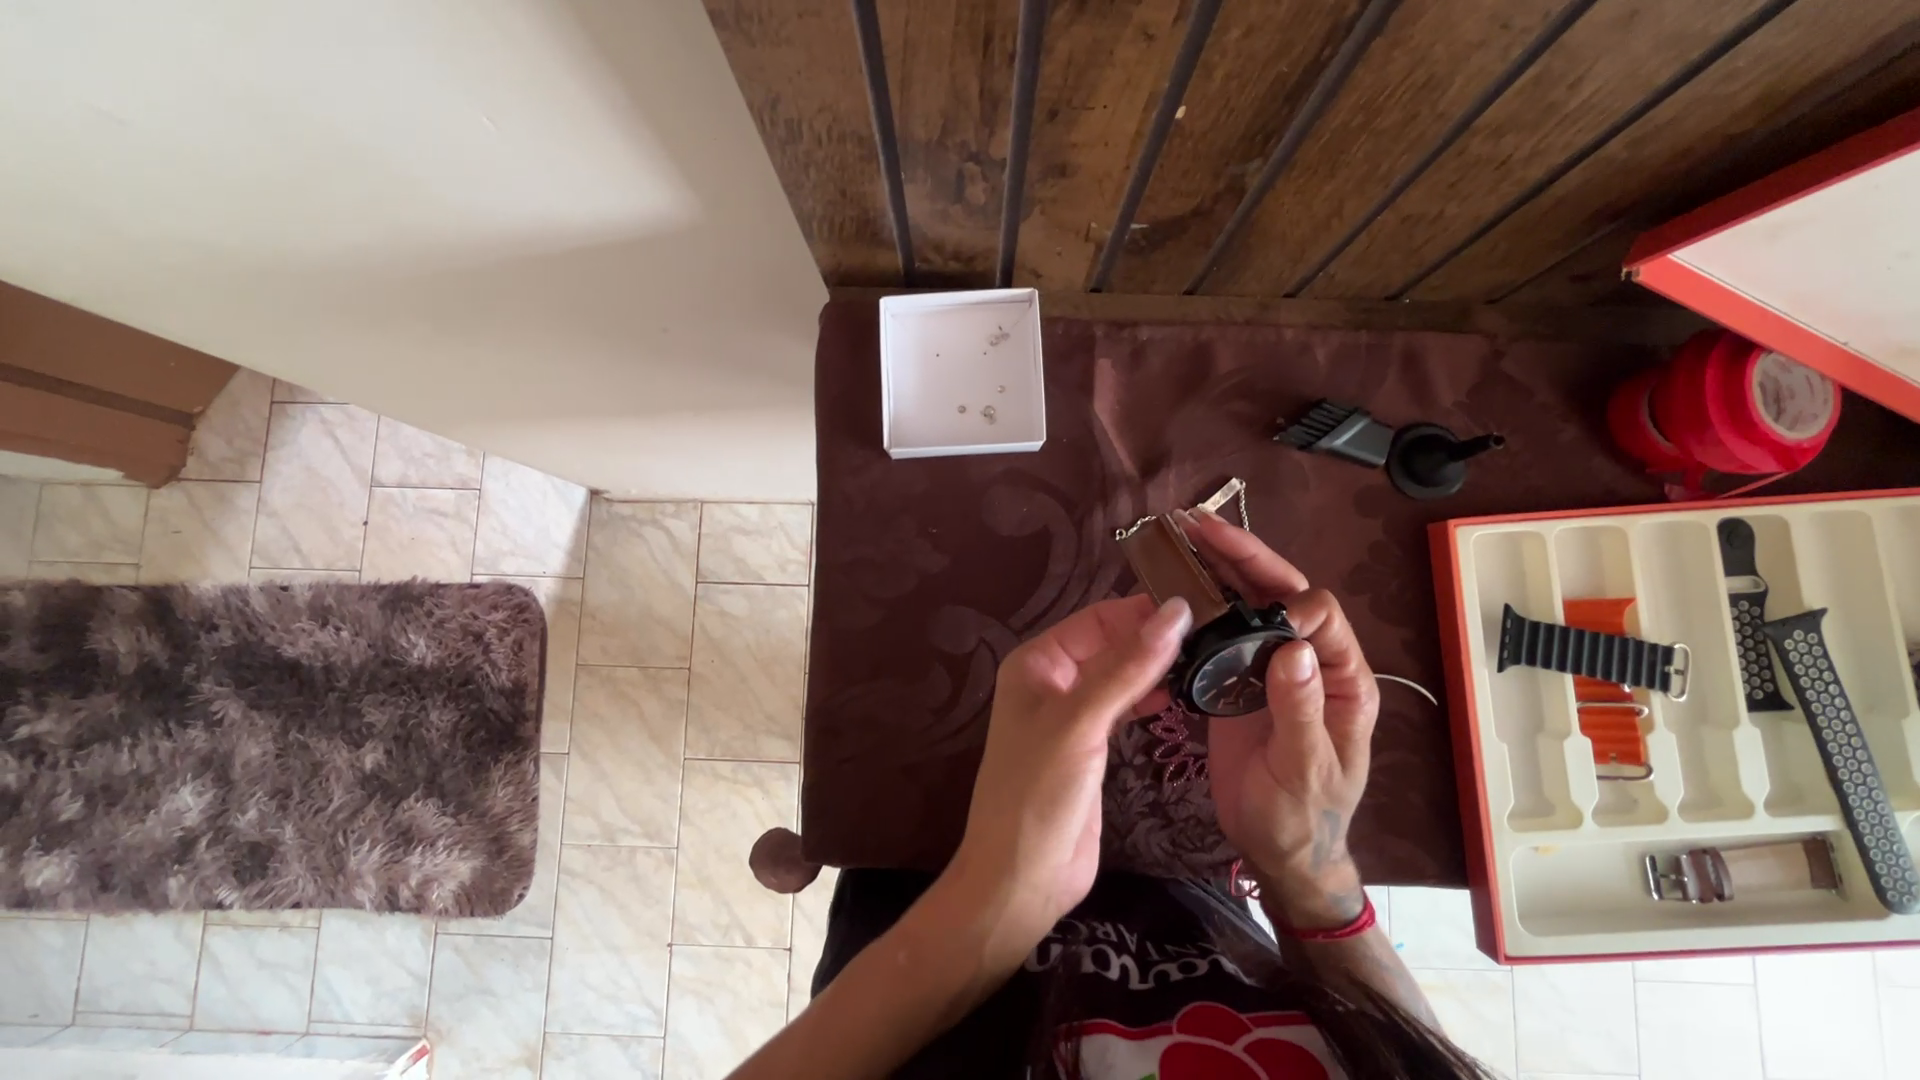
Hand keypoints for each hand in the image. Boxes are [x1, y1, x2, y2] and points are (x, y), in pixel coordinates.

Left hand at [947, 594, 1192, 959]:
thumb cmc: (1039, 791)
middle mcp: (1052, 682)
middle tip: (1217, 633)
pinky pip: (1124, 708)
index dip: (1143, 612)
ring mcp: (1072, 716)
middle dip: (1154, 639)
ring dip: (1156, 668)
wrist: (1023, 876)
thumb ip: (1128, 668)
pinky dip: (1150, 698)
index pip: (1097, 620)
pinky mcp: (1092, 747)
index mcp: (1036, 663)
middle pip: (1111, 645)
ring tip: (1210, 659)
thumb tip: (1177, 612)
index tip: (1202, 605)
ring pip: (1120, 676)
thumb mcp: (1081, 723)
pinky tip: (1183, 695)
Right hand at [1178, 510, 1379, 928]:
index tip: (1251, 613)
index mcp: (1343, 680)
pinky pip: (1223, 633)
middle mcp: (1310, 662)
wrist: (1278, 849)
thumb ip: (1302, 710)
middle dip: (1244, 557)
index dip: (1289, 604)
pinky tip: (1175, 587)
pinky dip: (1201, 605)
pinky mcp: (1239, 681)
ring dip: (1219, 569)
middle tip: (1199, 525)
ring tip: (1183, 536)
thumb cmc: (1303, 816)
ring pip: (1250, 606)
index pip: (1322, 618)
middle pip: (1282, 595)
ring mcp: (1272, 669)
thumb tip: (1293, 648)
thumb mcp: (1307, 770)